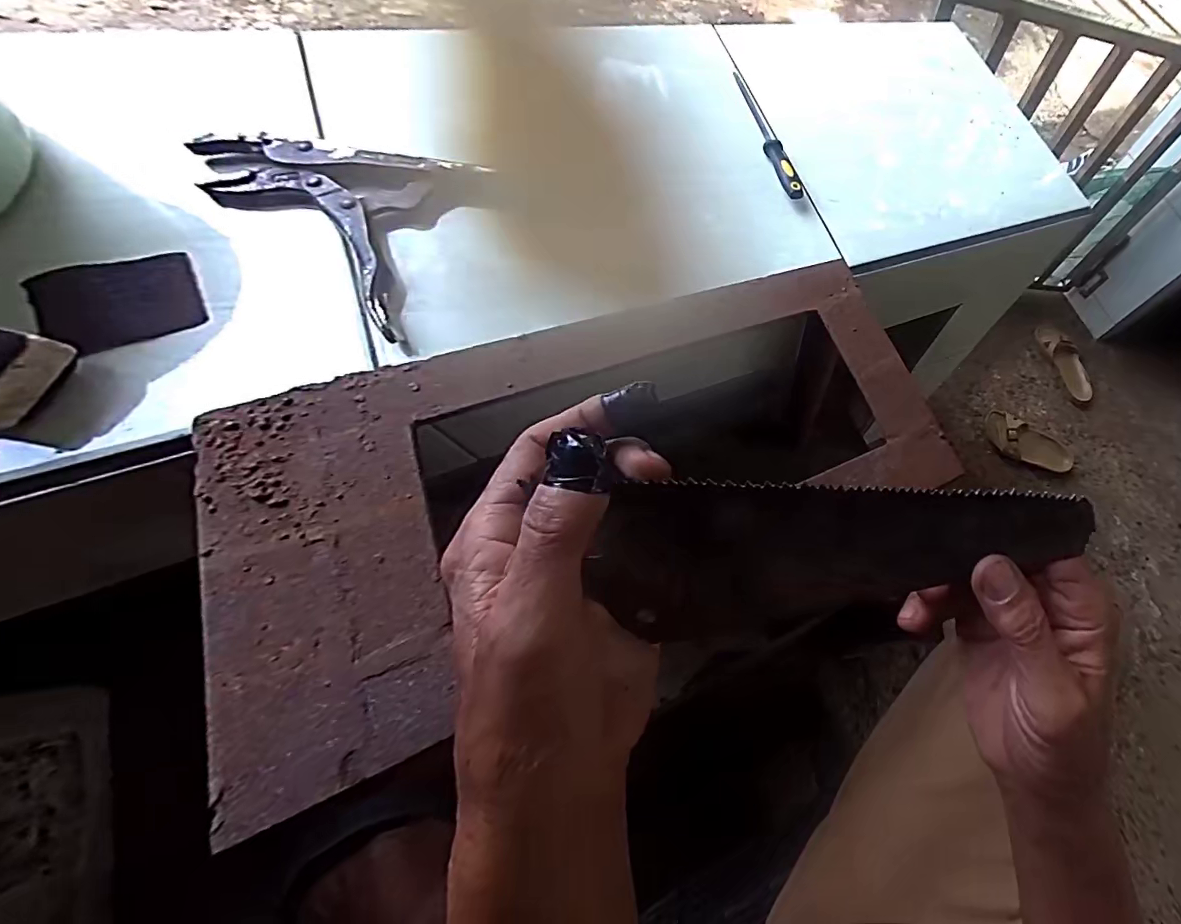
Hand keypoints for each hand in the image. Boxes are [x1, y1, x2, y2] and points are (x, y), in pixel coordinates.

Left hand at [438, 395, 670, 805]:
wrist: (564, 771)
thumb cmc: (526, 695)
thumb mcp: (530, 610)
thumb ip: (554, 531)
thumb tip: (585, 456)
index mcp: (497, 538)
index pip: (532, 456)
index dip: (573, 425)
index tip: (625, 408)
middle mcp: (537, 541)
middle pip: (576, 470)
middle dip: (613, 454)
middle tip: (656, 465)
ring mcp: (582, 564)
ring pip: (611, 500)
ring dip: (639, 481)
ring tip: (672, 478)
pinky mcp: (620, 589)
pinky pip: (641, 537)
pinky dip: (660, 516)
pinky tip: (683, 508)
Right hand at [899, 555, 1118, 803]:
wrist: (1035, 788)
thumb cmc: (1064, 745)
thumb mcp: (1051, 690)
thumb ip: (1025, 628)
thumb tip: (991, 565)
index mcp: (1080, 606)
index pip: (1051, 551)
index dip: (1014, 535)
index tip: (970, 528)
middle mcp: (1046, 598)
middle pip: (1004, 554)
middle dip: (963, 555)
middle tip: (928, 567)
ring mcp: (1010, 609)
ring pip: (971, 572)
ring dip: (938, 583)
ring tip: (916, 607)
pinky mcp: (979, 625)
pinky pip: (951, 599)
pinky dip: (929, 603)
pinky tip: (912, 619)